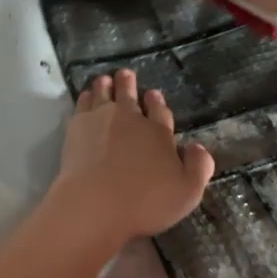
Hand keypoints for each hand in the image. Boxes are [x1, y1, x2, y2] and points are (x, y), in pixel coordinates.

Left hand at [51, 70, 214, 246]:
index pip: (160, 111)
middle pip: (130, 95)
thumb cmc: (145, 203)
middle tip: (126, 74)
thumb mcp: (187, 192)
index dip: (157, 102)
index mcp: (158, 132)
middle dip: (129, 84)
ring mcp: (102, 118)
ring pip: (104, 93)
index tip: (153, 94)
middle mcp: (130, 118)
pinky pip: (84, 103)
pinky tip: (86, 96)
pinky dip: (87, 97)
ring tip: (105, 79)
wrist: (95, 203)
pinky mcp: (78, 126)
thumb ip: (198, 167)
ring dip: (106, 85)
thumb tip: (198, 147)